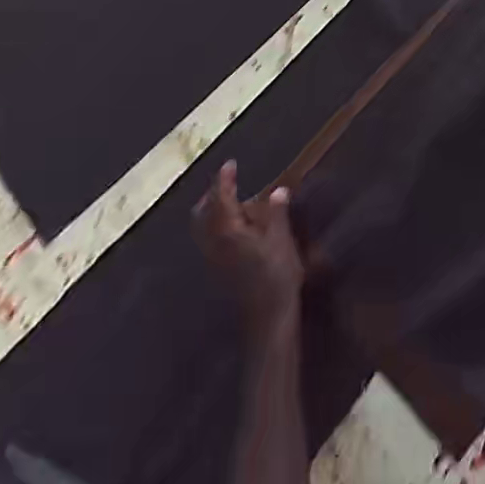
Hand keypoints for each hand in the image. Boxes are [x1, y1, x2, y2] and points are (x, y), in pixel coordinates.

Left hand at [193, 160, 304, 336]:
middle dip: (212, 195)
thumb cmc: (276, 276)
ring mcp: (214, 258)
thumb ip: (277, 213)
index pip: (221, 197)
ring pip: (204, 227)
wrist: (267, 319)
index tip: (231, 164)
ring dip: (213, 211)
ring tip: (235, 204)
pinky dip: (217, 225)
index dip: (225, 179)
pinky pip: (210, 239)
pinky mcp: (219, 269)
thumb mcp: (282, 241)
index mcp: (227, 231)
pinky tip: (238, 228)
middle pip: (202, 213)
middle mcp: (214, 242)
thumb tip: (277, 191)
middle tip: (228, 183)